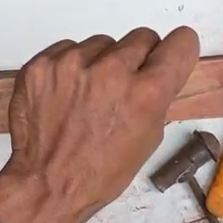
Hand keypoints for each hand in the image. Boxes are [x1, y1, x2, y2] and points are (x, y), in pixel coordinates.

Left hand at [0, 27, 199, 222]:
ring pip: (102, 43)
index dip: (176, 52)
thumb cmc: (101, 171)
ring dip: (100, 63)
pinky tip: (64, 96)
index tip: (167, 59)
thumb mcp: (149, 138)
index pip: (180, 42)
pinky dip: (69, 68)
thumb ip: (157, 96)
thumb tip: (157, 69)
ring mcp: (71, 65)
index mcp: (145, 93)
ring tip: (88, 97)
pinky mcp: (41, 65)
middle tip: (122, 88)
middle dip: (137, 60)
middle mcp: (110, 71)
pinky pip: (67, 49)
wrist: (46, 184)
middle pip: (141, 37)